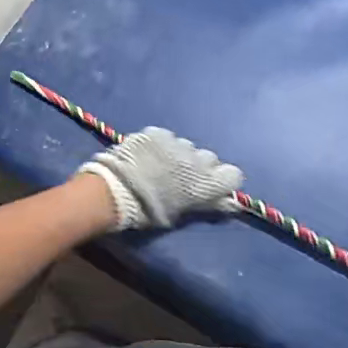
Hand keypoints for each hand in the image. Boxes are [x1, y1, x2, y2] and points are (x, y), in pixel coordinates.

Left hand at [74, 127, 242, 231]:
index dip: (221, 180)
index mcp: (208, 182)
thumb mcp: (181, 213)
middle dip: (198, 167)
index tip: (209, 186)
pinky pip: (164, 137)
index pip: (233, 175)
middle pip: (209, 159)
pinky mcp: (156, 133)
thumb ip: (206, 204)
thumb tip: (230, 204)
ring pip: (186, 147)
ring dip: (177, 155)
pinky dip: (158, 145)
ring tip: (157, 165)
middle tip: (179, 177)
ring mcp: (176, 143)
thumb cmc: (148, 210)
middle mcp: (198, 158)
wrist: (114, 191)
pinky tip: (144, 154)